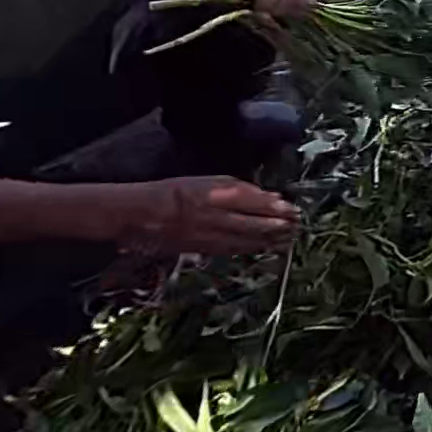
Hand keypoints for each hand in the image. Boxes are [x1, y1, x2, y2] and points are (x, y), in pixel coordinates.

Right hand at [115, 175, 298, 254]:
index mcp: (215, 195)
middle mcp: (211, 216)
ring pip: (241, 239)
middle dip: (276, 226)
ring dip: (267, 240)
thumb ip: (244, 189)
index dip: (275, 209)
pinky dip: (247, 249)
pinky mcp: (195, 248)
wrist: (134, 213)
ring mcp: (202, 234)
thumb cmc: (177, 191)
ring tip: (288, 240)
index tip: (294, 210)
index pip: (253, 203)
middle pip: (250, 223)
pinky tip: (262, 248)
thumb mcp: (212, 181)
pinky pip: (226, 249)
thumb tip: (273, 197)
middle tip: (297, 226)